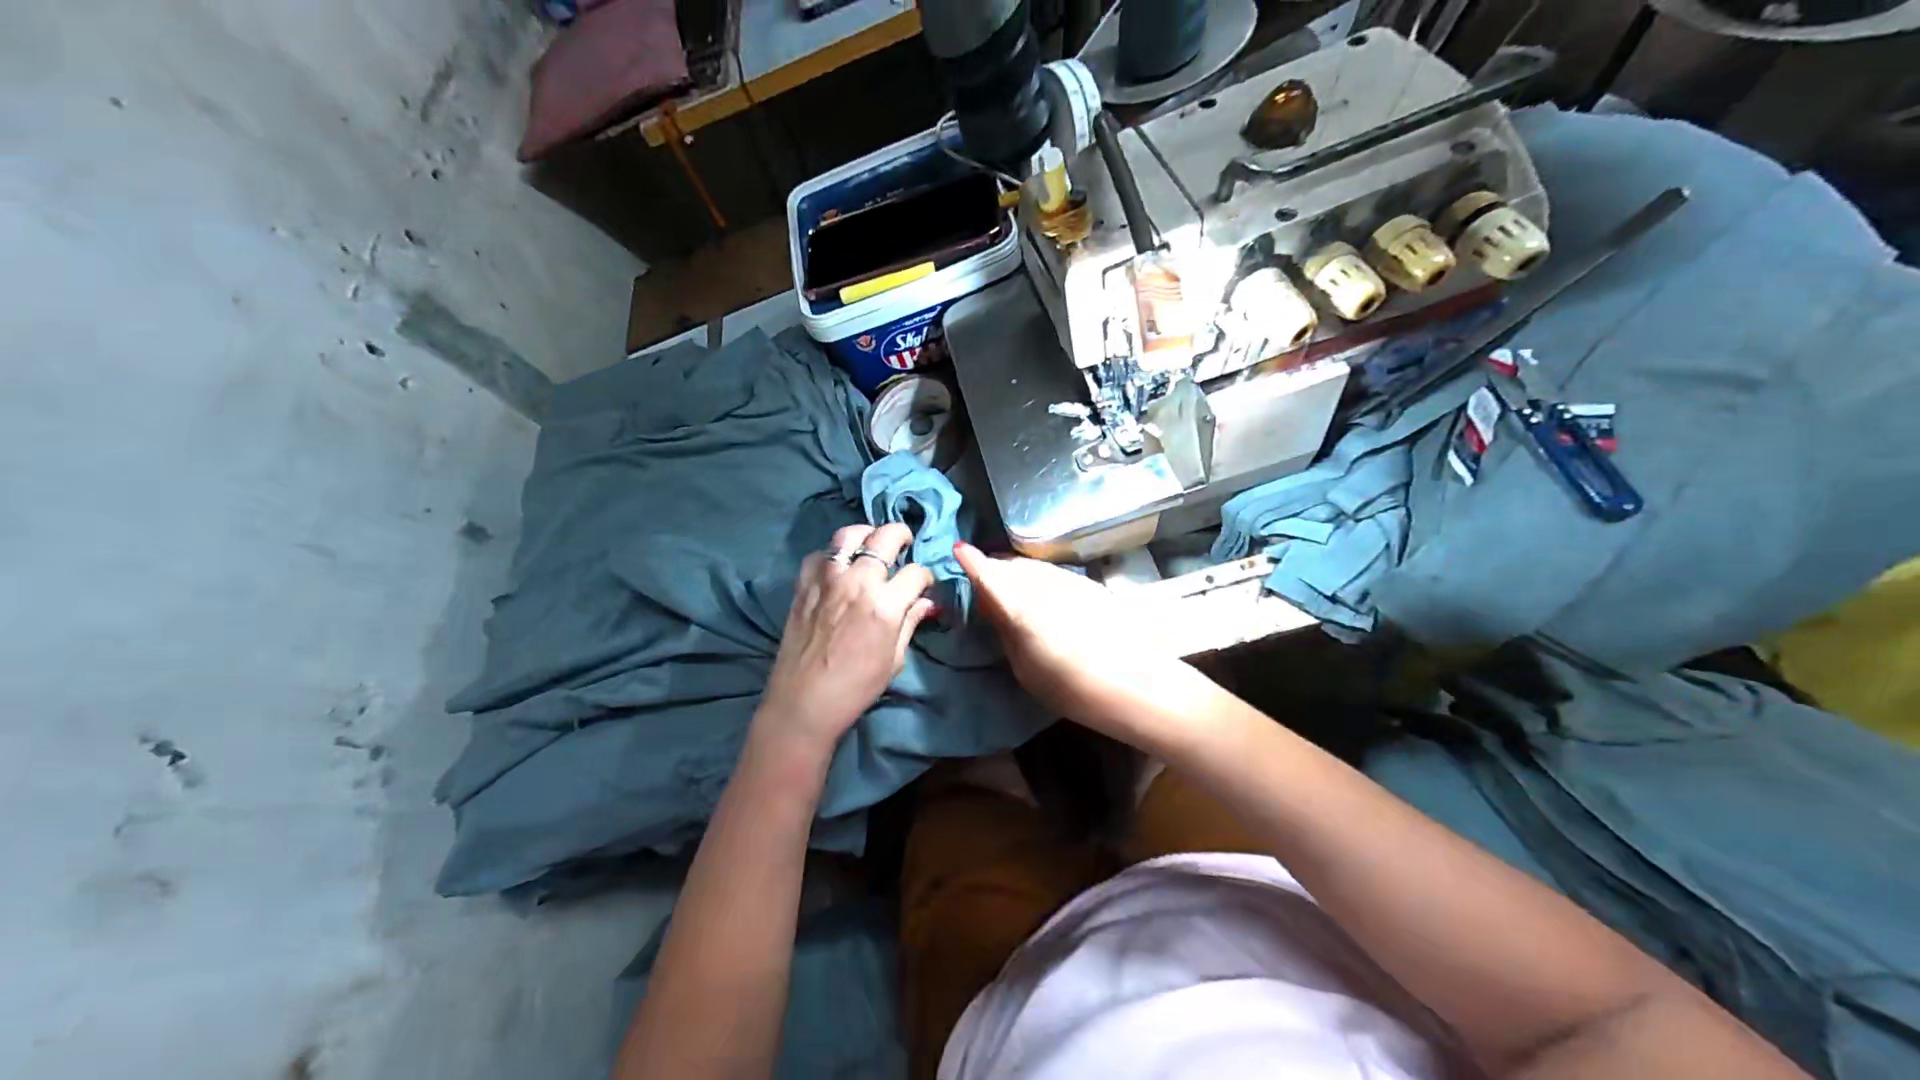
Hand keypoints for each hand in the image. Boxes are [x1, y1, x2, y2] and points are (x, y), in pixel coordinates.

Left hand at [757, 523, 936, 755]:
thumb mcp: (894, 659)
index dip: (925, 577)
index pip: (915, 572)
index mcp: (885, 604)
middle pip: (885, 537)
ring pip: (849, 534)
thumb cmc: (856, 687)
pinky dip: (833, 554)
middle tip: (903, 543)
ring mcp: (827, 579)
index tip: (923, 585)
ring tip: (871, 544)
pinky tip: (839, 566)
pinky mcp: (803, 584)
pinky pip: (820, 554)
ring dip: (866, 534)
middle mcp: (857, 582)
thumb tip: (927, 602)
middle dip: (901, 535)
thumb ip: (910, 622)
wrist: (803, 702)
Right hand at [955, 543, 1202, 752]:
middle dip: (992, 569)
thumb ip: (1005, 630)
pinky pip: (1051, 573)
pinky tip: (1040, 593)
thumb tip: (992, 604)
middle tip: (981, 580)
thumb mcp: (1025, 668)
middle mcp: (1041, 583)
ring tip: (1008, 585)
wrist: (1137, 684)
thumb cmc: (1071, 687)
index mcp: (1019, 605)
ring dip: (1016, 572)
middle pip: (1009, 567)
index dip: (971, 561)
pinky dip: (1037, 577)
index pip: (988, 574)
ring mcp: (1068, 580)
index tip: (959, 549)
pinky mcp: (1089, 585)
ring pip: (1032, 568)